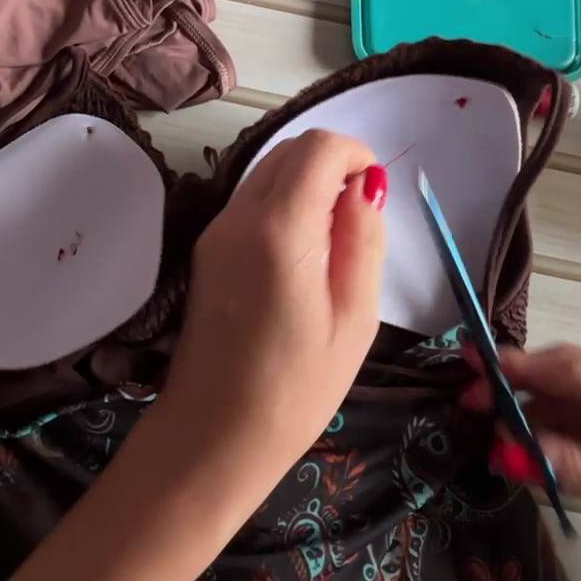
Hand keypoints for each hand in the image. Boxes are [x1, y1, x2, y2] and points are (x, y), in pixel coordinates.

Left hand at [161, 130, 387, 466]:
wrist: (215, 433)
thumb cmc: (298, 386)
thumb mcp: (356, 316)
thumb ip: (364, 238)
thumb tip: (365, 185)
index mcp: (280, 229)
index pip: (318, 147)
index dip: (356, 155)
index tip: (374, 192)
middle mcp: (237, 216)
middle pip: (289, 150)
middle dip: (331, 166)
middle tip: (357, 220)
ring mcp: (215, 231)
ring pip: (267, 171)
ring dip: (306, 184)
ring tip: (331, 244)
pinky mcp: (206, 249)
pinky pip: (250, 201)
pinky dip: (282, 204)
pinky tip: (300, 255)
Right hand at [484, 346, 580, 580]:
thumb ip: (578, 470)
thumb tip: (510, 449)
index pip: (579, 369)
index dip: (523, 365)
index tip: (474, 362)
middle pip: (570, 376)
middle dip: (519, 388)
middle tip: (468, 403)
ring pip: (571, 400)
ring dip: (533, 418)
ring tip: (495, 442)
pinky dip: (553, 436)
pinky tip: (527, 452)